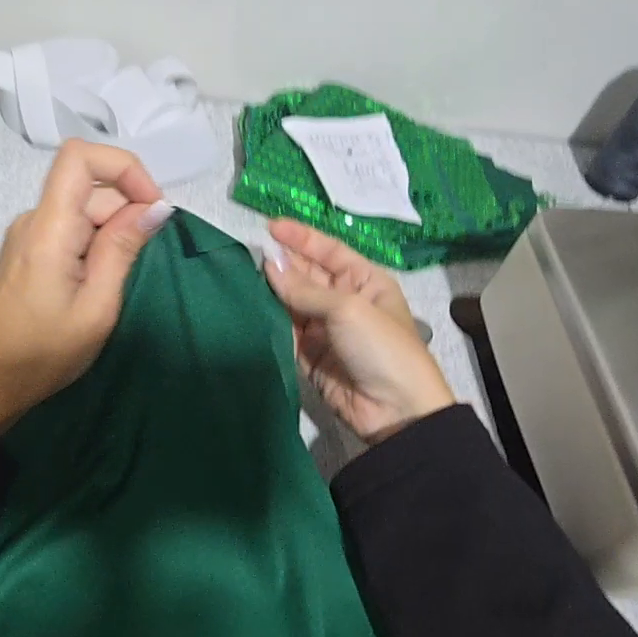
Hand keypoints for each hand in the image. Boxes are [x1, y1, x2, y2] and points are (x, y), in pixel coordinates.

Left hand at [0, 140, 173, 433]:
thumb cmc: (44, 353)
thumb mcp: (97, 306)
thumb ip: (123, 249)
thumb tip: (155, 206)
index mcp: (48, 229)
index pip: (80, 156)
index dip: (123, 167)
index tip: (151, 206)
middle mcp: (32, 220)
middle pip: (88, 188)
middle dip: (125, 213)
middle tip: (133, 265)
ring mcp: (26, 234)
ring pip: (81, 209)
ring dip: (109, 234)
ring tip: (108, 286)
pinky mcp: (25, 250)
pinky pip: (67, 228)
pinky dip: (92, 244)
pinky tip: (92, 284)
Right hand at [262, 219, 455, 443]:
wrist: (395, 410)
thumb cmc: (381, 347)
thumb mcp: (347, 309)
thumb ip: (305, 289)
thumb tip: (269, 265)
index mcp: (364, 281)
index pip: (328, 251)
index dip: (301, 237)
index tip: (270, 226)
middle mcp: (343, 301)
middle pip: (307, 275)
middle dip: (282, 263)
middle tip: (249, 252)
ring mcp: (325, 329)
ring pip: (291, 302)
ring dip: (271, 291)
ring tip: (242, 276)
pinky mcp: (308, 355)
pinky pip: (284, 331)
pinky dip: (268, 320)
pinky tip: (248, 307)